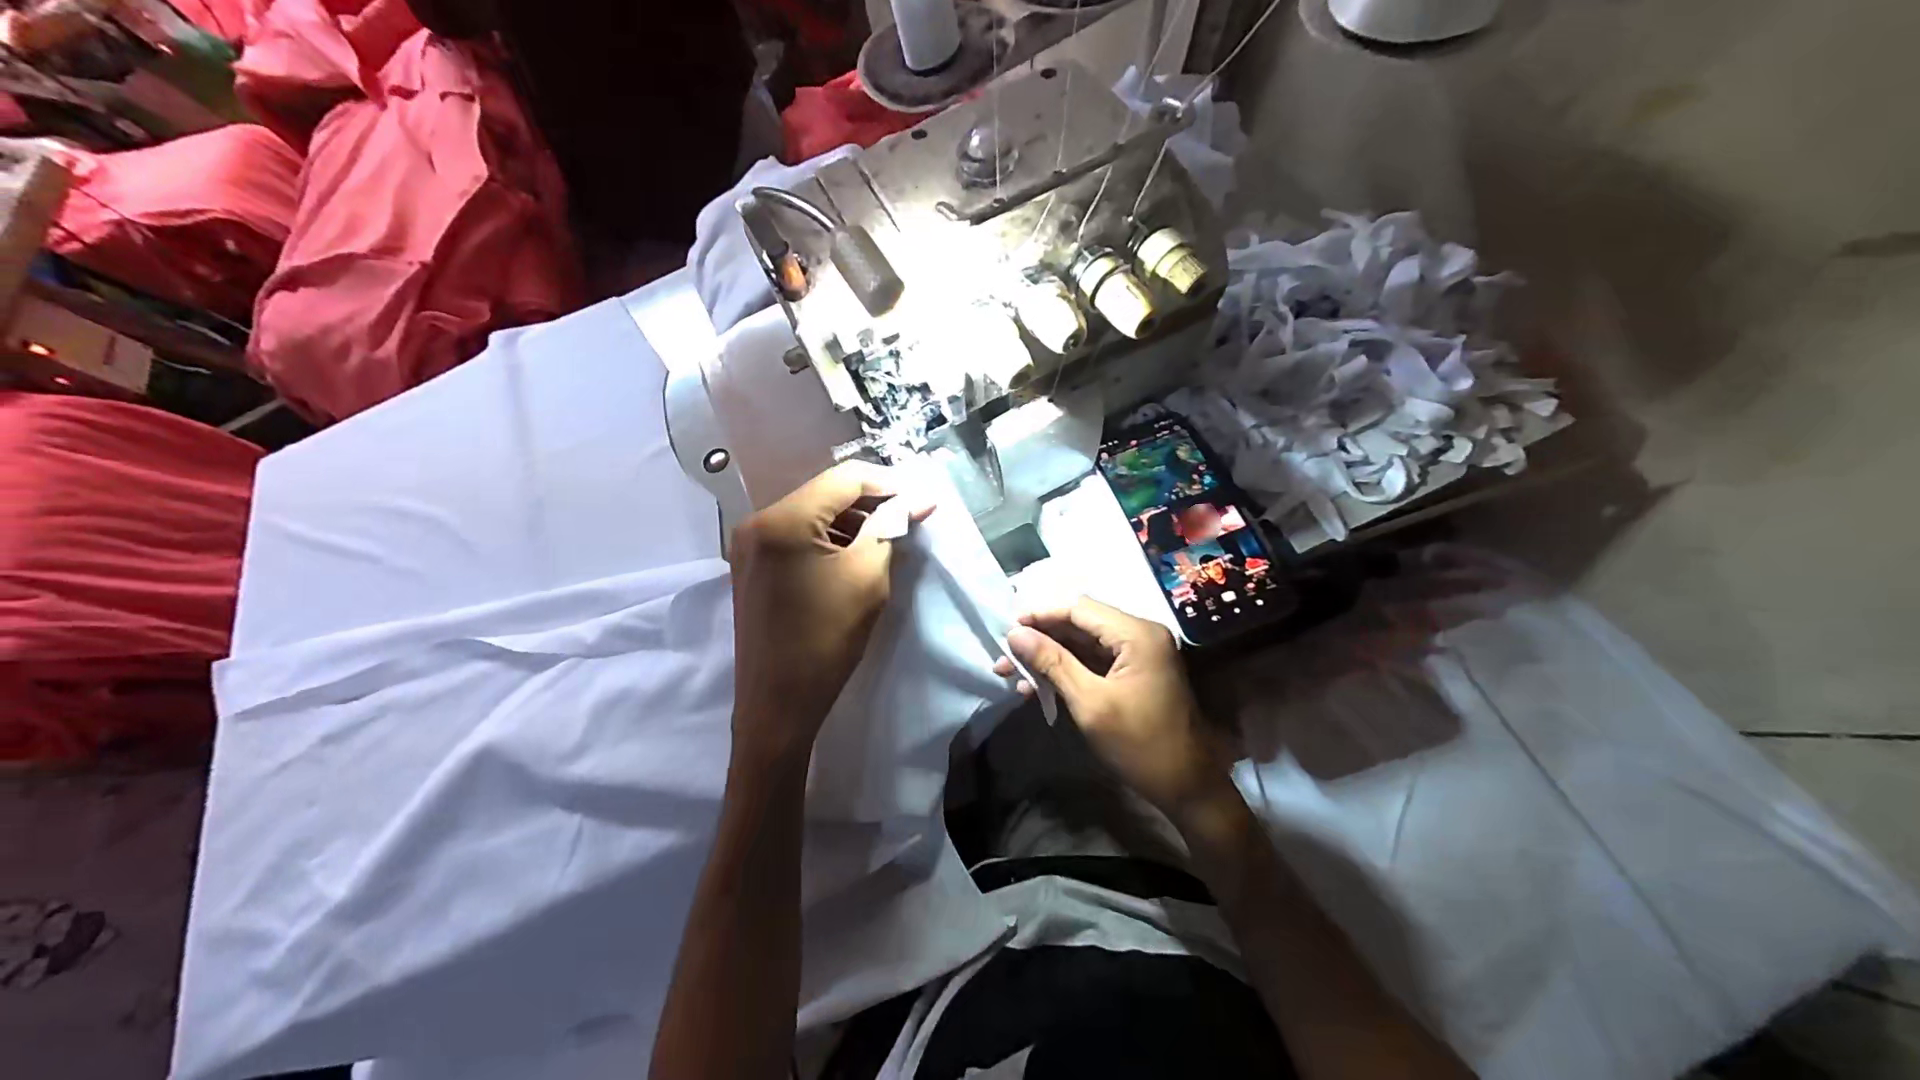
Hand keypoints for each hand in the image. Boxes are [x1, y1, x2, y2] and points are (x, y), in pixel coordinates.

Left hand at [729, 461, 932, 764]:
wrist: (777, 704)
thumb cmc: (826, 640)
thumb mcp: (867, 578)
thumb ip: (889, 528)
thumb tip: (915, 500)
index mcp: (782, 520)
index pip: (843, 479)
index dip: (888, 484)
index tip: (922, 500)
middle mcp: (758, 521)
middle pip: (825, 493)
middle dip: (870, 501)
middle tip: (910, 517)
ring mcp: (750, 545)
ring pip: (811, 513)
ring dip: (851, 520)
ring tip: (888, 536)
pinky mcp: (753, 566)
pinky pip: (797, 536)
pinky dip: (828, 538)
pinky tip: (856, 552)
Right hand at [995, 597, 1238, 829]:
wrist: (1187, 788)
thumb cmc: (1140, 745)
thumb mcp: (1090, 703)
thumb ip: (1052, 663)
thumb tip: (1015, 634)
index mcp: (1137, 634)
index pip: (1079, 609)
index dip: (1041, 616)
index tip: (1007, 629)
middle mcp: (1140, 635)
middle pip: (1080, 624)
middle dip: (1041, 639)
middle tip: (1005, 656)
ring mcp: (1139, 655)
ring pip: (1083, 644)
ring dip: (1049, 657)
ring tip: (1012, 674)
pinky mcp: (1134, 674)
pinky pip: (1093, 662)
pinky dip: (1066, 671)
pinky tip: (1036, 686)